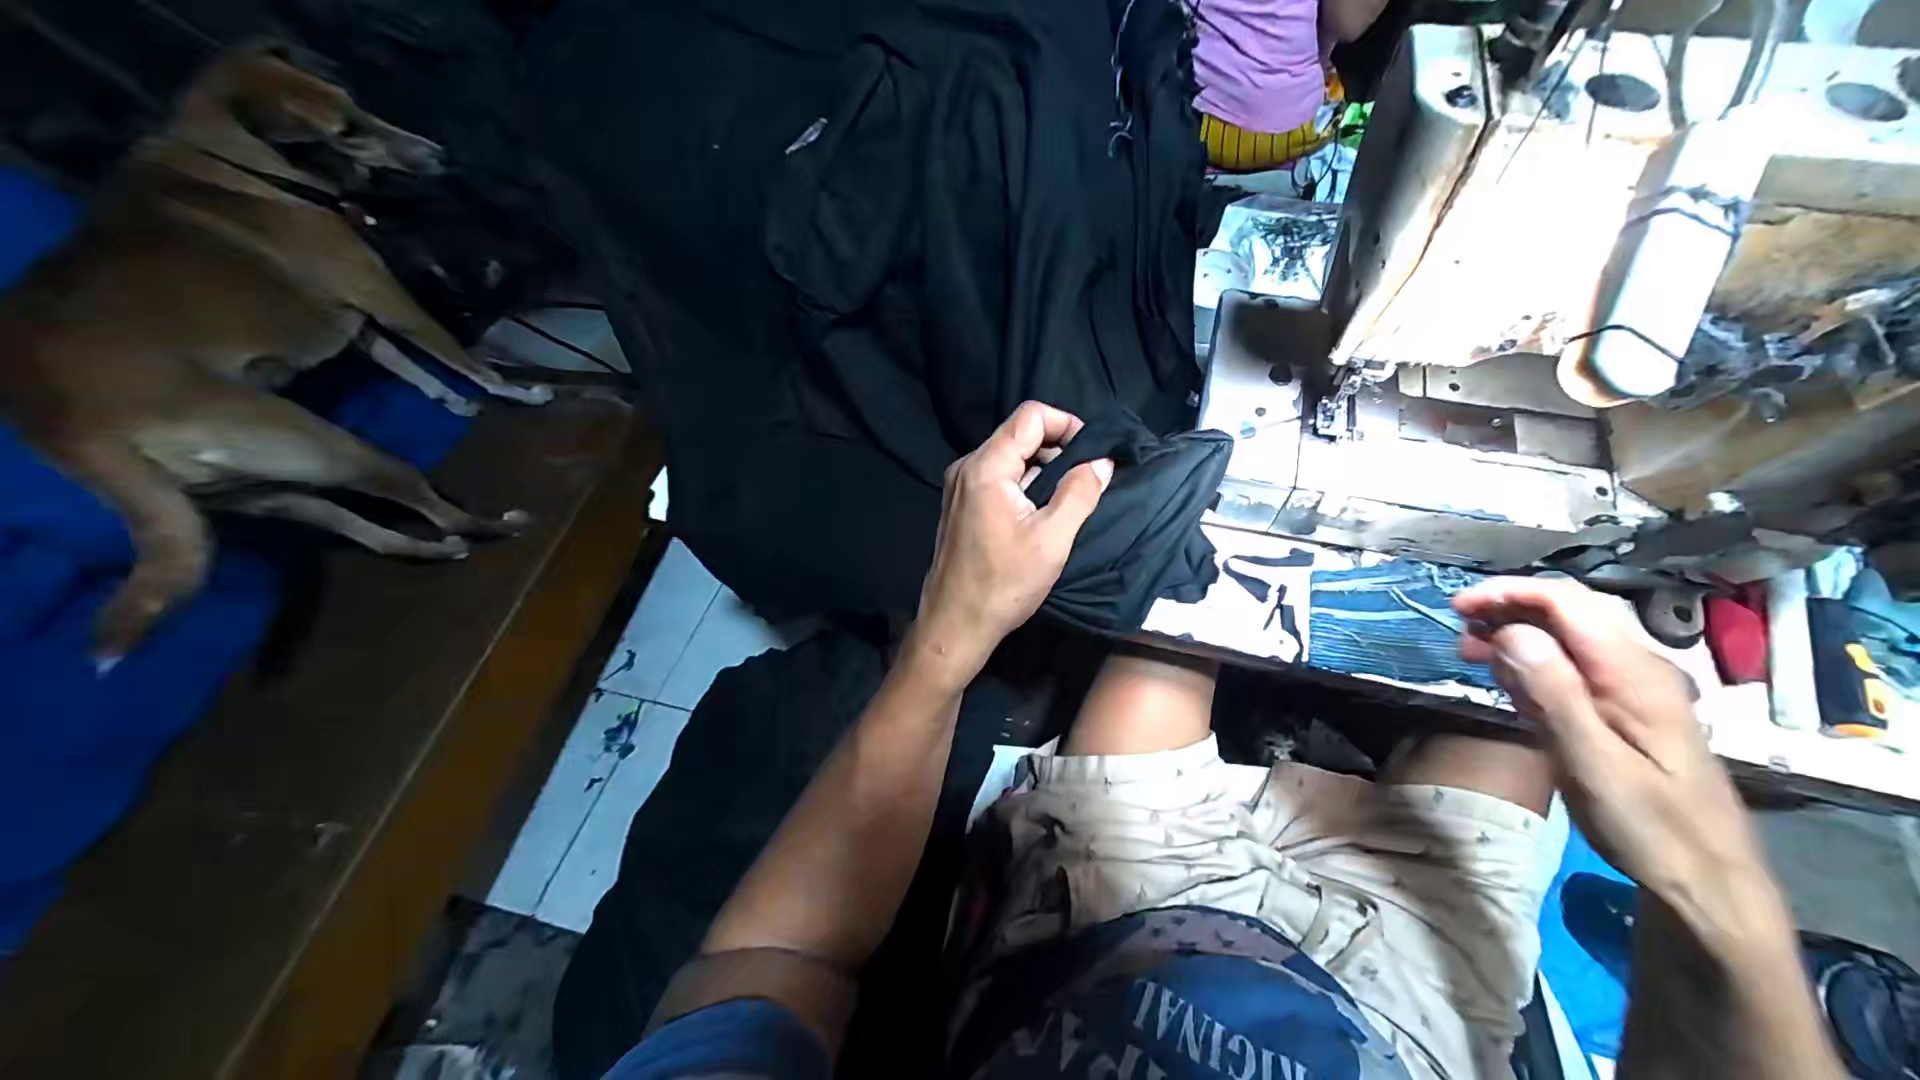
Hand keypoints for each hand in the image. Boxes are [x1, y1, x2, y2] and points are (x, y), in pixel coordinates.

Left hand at [908, 401, 1112, 688]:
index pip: (1030, 416)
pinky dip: (1024, 482)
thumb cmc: (1003, 585)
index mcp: (985, 468)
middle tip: (1087, 475)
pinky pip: (998, 476)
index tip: (1092, 451)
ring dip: (1042, 466)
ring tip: (1069, 494)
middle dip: (1058, 445)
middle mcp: (967, 468)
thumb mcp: (1052, 539)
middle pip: (1018, 433)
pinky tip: (1042, 509)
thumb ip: (1080, 493)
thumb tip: (1102, 462)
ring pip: (1009, 455)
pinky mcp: (961, 504)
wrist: (955, 624)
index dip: (1066, 423)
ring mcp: (960, 486)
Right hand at [1453, 577, 1787, 950]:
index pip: (1569, 604)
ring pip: (1565, 637)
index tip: (1459, 606)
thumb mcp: (1593, 764)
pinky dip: (1527, 660)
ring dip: (1513, 632)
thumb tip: (1512, 632)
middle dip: (1508, 607)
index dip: (1510, 593)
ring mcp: (1628, 690)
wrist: (1705, 883)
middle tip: (1457, 626)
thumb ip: (1554, 693)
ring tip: (1467, 650)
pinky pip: (1567, 666)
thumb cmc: (1649, 826)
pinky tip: (1501, 676)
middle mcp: (1636, 671)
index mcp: (1635, 675)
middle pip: (1568, 612)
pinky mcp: (1616, 710)